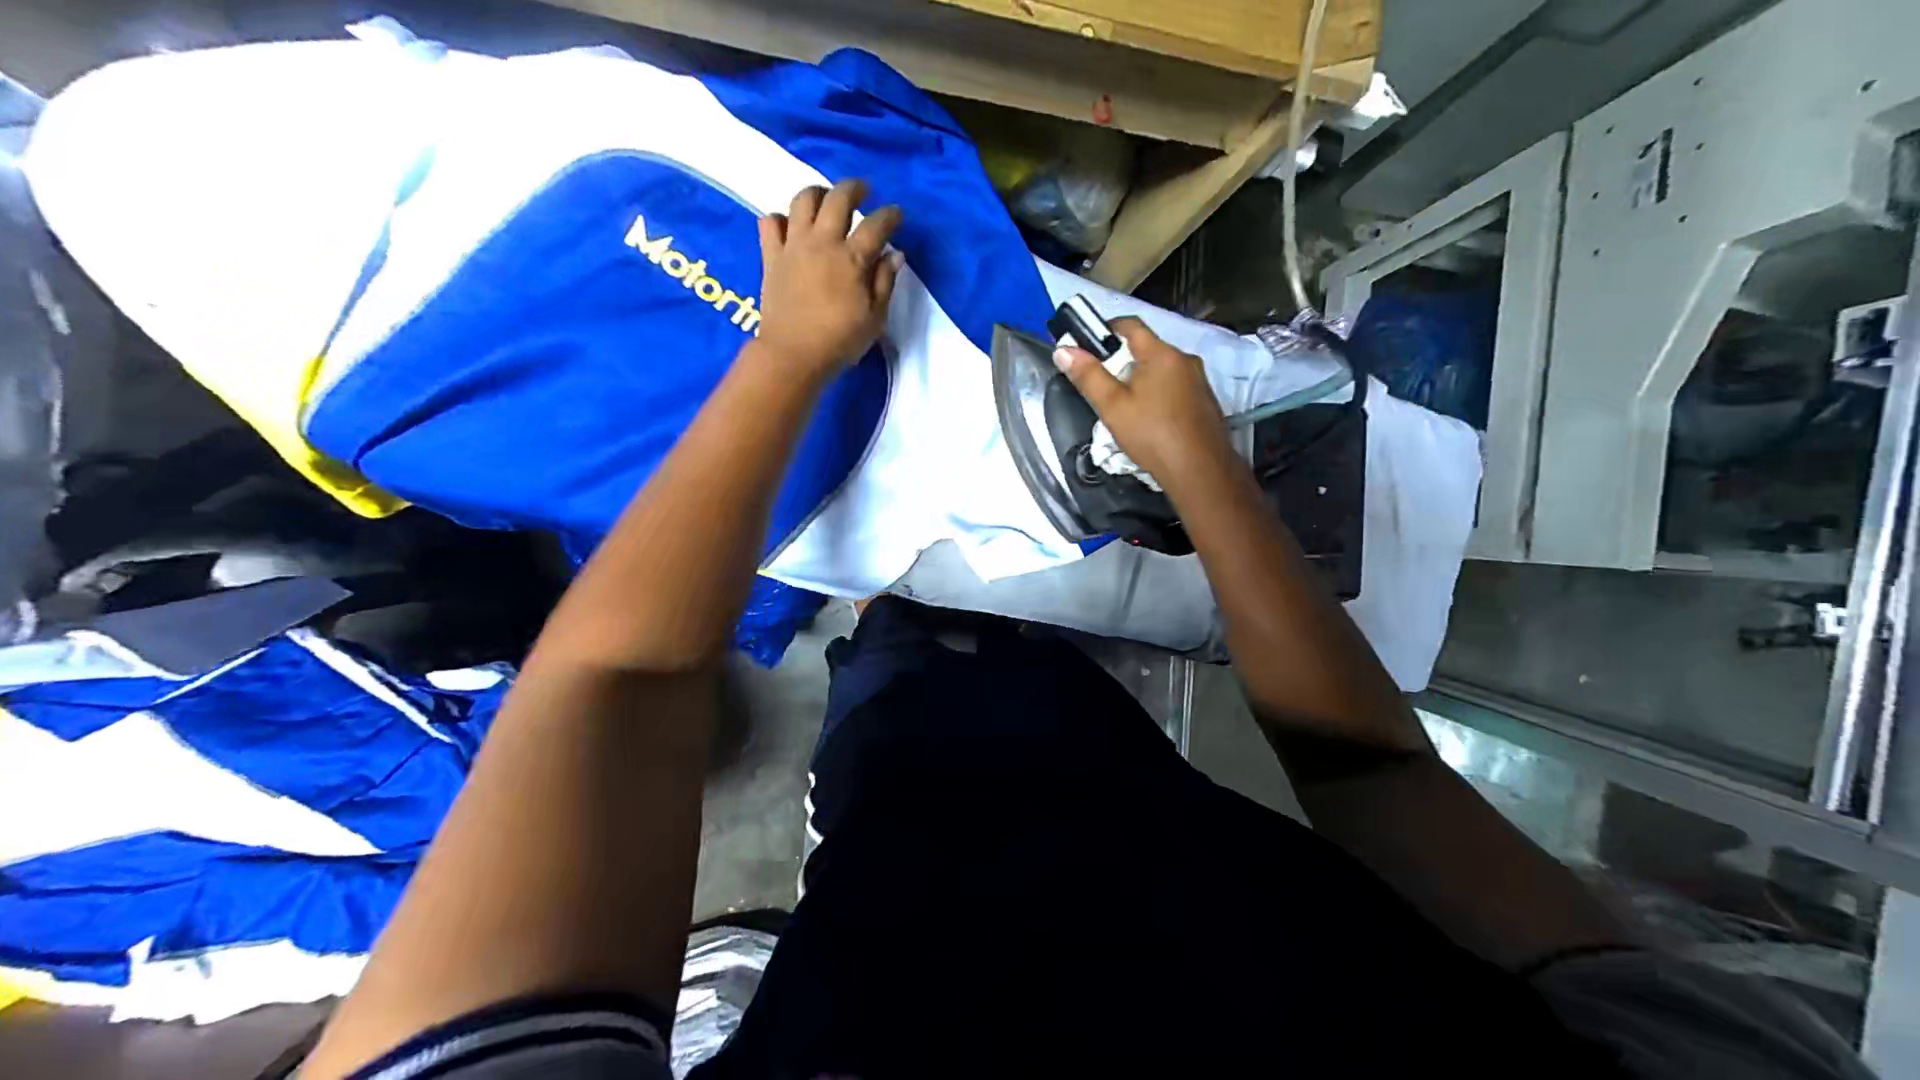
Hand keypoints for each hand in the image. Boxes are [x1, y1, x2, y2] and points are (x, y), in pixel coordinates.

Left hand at [753, 179, 903, 383]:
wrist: (793, 355)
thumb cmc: (840, 341)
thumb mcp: (875, 318)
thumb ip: (885, 282)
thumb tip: (894, 254)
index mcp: (853, 258)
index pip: (877, 224)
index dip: (890, 215)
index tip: (896, 214)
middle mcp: (823, 242)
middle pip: (838, 198)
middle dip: (854, 188)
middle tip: (863, 191)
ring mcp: (794, 246)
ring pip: (803, 200)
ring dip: (817, 193)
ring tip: (825, 199)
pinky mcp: (771, 256)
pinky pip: (770, 223)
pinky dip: (780, 218)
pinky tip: (789, 226)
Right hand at [1053, 317, 1235, 487]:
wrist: (1200, 471)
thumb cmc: (1152, 434)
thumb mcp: (1113, 406)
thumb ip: (1088, 376)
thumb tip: (1063, 349)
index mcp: (1162, 354)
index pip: (1132, 325)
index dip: (1106, 328)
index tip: (1087, 342)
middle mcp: (1185, 360)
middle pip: (1147, 349)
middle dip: (1122, 359)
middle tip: (1101, 382)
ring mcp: (1199, 381)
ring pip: (1162, 370)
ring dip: (1141, 379)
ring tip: (1123, 404)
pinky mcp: (1205, 402)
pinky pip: (1175, 388)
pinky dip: (1158, 394)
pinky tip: (1149, 418)